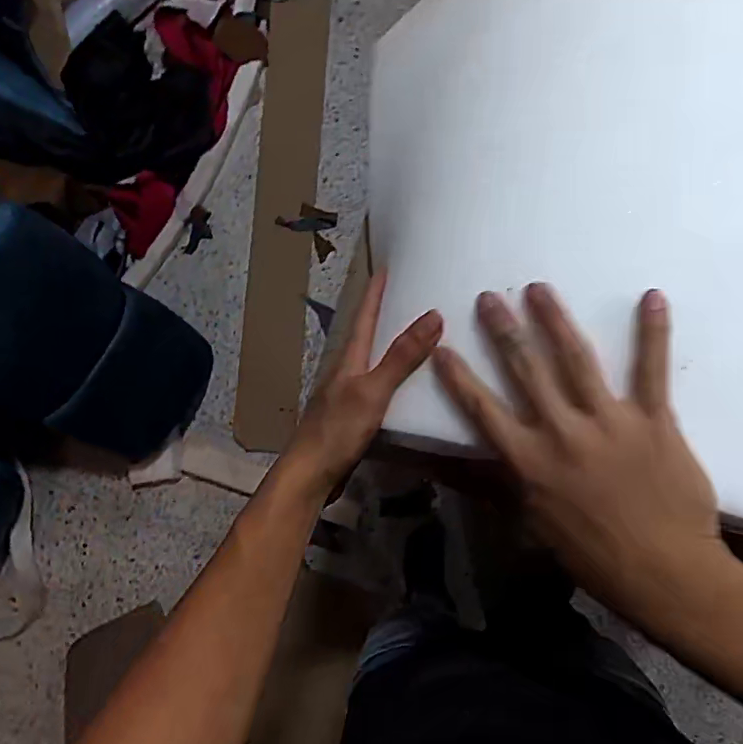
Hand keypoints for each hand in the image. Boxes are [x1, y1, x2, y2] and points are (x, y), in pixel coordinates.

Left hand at [281, 271, 442, 495]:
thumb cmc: (337, 431)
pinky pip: (379, 391)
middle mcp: (346, 373)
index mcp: (348, 360)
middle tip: (413, 299)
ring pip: (373, 365)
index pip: (363, 316)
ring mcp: (348, 398)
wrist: (310, 476)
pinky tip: (411, 391)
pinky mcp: (353, 421)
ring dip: (393, 351)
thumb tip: (432, 314)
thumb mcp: (373, 391)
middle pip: (367, 337)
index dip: (375, 291)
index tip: (388, 266)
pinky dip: (395, 382)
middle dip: (386, 316)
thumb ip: (401, 357)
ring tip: (421, 340)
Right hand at [431, 284, 731, 627]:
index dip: (460, 378)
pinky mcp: (655, 420)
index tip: (443, 348)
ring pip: (577, 359)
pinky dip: (653, 332)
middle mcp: (563, 432)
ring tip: (539, 289)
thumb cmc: (594, 558)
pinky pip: (652, 369)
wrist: (661, 570)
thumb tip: (482, 466)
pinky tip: (651, 297)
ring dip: (555, 320)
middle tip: (489, 298)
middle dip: (503, 332)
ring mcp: (610, 421)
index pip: (483, 411)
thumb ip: (512, 488)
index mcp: (530, 462)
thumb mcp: (537, 527)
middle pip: (526, 371)